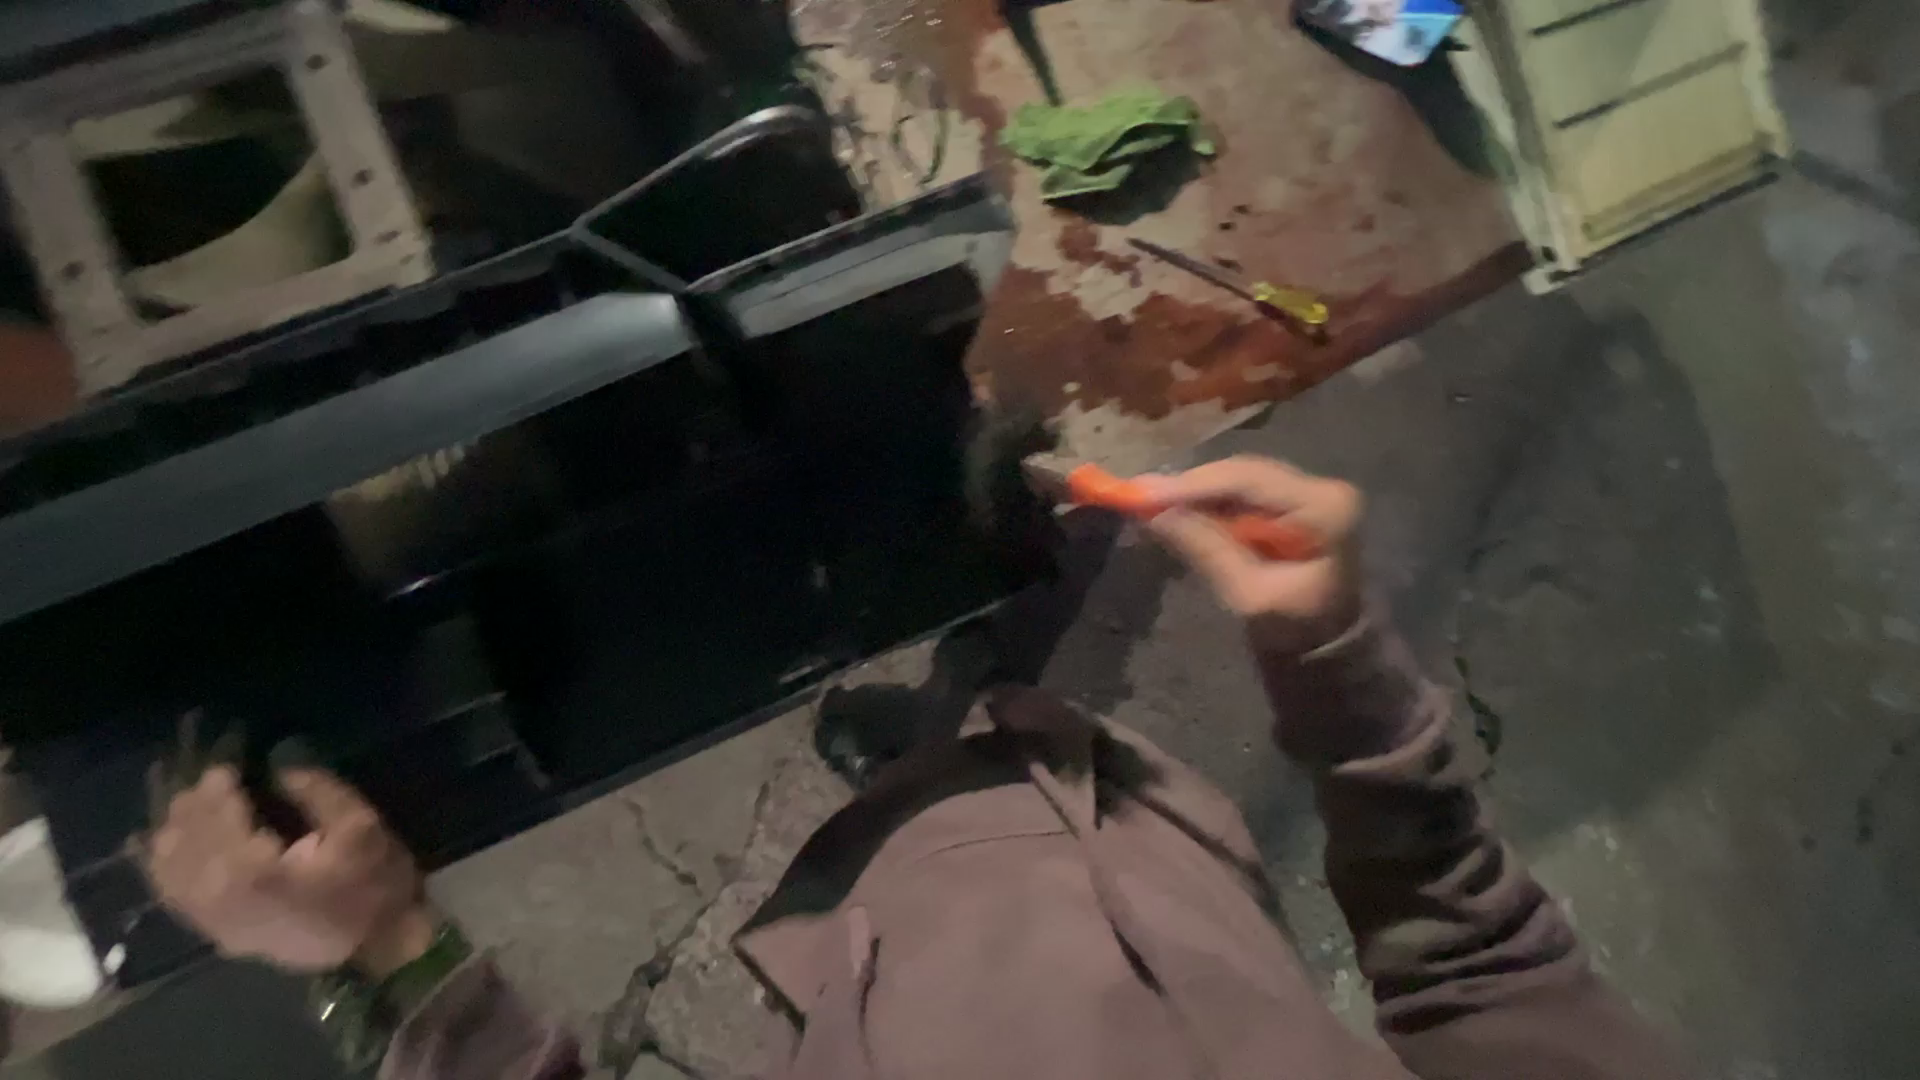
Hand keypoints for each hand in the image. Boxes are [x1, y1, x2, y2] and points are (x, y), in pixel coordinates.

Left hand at [147, 766, 434, 975]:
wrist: (379, 944)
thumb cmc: (376, 883)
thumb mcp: (363, 828)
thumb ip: (321, 794)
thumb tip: (282, 766)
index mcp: (253, 874)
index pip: (218, 823)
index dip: (217, 792)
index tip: (223, 764)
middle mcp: (217, 900)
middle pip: (186, 847)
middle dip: (192, 809)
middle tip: (204, 778)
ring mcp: (211, 922)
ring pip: (169, 873)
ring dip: (173, 833)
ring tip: (187, 803)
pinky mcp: (217, 932)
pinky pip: (172, 895)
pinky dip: (160, 866)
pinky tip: (158, 846)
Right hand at [1136, 456, 1363, 656]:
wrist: (1329, 645)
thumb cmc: (1295, 627)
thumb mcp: (1247, 594)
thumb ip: (1205, 548)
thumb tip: (1155, 513)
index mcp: (1325, 507)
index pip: (1249, 479)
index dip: (1193, 484)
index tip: (1145, 492)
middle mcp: (1321, 487)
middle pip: (1242, 472)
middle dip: (1190, 485)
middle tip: (1139, 494)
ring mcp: (1309, 491)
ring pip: (1239, 478)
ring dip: (1196, 491)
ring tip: (1152, 500)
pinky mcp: (1294, 500)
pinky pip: (1243, 491)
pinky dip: (1209, 500)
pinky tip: (1178, 506)